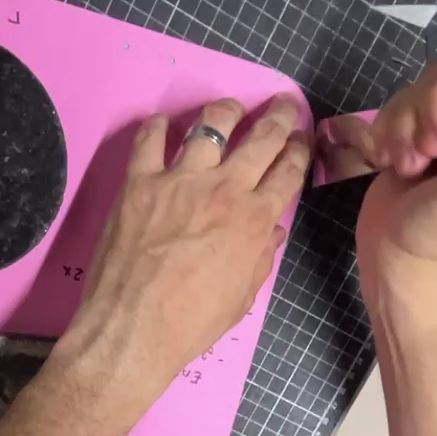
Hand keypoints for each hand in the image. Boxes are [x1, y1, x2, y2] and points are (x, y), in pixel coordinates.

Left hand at [55, 94, 310, 399]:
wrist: (133, 329)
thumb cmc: (191, 324)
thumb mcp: (240, 299)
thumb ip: (259, 260)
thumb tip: (273, 233)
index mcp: (254, 220)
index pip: (288, 172)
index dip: (300, 151)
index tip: (302, 140)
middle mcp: (224, 189)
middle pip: (261, 137)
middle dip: (280, 117)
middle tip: (285, 106)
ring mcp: (180, 180)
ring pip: (212, 123)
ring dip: (226, 111)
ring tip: (230, 109)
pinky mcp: (139, 181)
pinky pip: (150, 137)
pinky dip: (160, 125)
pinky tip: (165, 124)